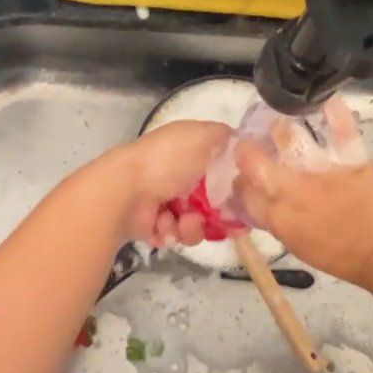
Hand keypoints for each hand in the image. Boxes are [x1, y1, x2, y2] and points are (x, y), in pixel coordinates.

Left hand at [106, 120, 232, 248]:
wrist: (127, 191)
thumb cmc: (168, 160)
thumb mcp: (202, 136)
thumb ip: (223, 136)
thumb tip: (237, 140)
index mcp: (187, 151)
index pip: (219, 169)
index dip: (233, 183)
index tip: (246, 197)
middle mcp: (176, 175)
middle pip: (211, 202)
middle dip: (217, 214)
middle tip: (219, 220)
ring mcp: (164, 201)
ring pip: (195, 224)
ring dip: (193, 227)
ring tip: (184, 222)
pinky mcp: (152, 224)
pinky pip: (175, 235)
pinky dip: (171, 232)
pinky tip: (163, 225)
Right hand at [232, 97, 372, 285]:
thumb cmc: (340, 255)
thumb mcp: (296, 244)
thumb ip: (275, 218)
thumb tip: (262, 199)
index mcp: (278, 216)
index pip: (242, 190)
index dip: (238, 181)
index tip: (244, 176)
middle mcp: (292, 189)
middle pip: (252, 159)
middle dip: (246, 149)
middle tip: (254, 145)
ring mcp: (320, 169)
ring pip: (288, 136)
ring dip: (280, 127)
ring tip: (281, 124)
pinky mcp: (349, 157)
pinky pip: (339, 127)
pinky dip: (333, 110)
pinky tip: (324, 99)